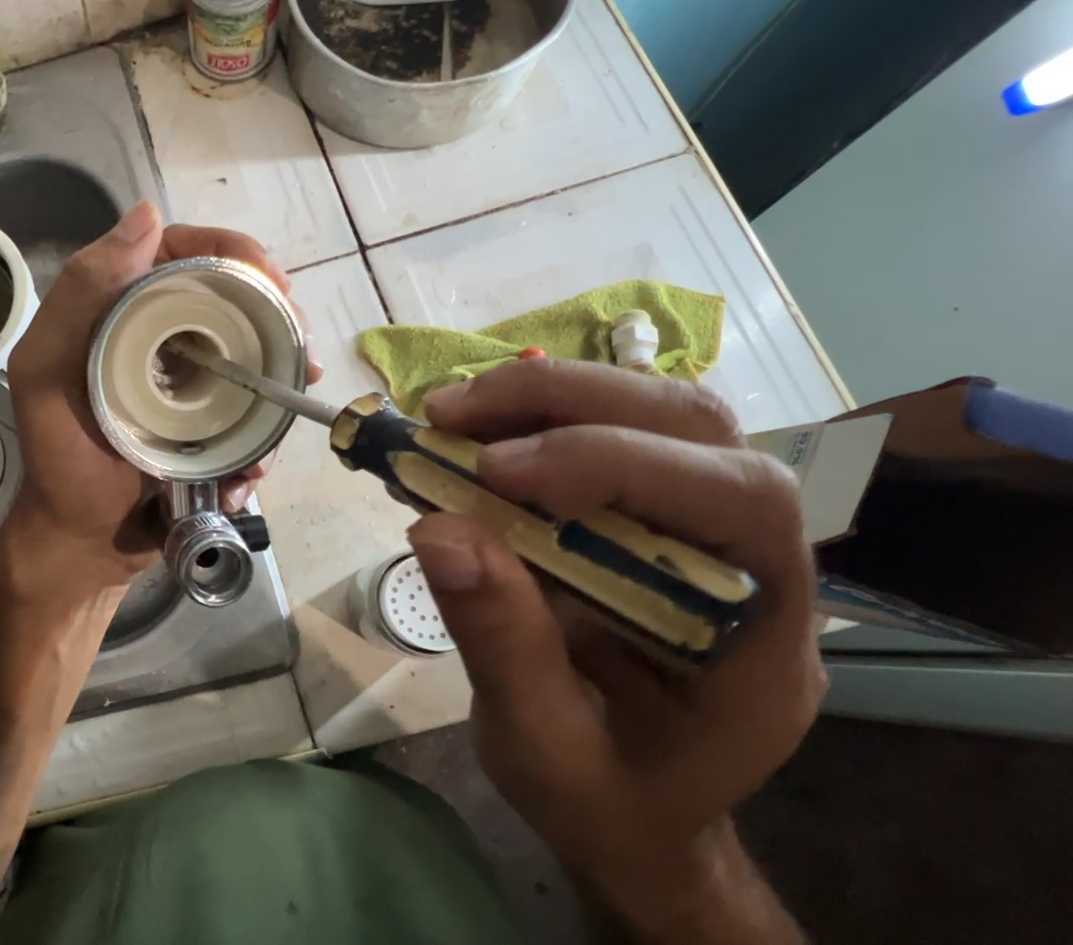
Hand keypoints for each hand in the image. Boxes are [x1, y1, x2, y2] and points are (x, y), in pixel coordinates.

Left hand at [2, 202, 318, 594]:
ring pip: (254, 353)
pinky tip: (256, 458)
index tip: (272, 279)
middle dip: (276, 313)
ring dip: (283, 372)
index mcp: (119, 313)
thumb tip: (147, 215)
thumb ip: (79, 294)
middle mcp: (158, 338)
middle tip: (299, 344)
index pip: (183, 254)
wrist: (83, 539)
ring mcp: (191, 383)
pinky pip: (255, 411)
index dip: (233, 252)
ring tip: (291, 397)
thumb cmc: (59, 457)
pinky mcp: (213, 425)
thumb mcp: (46, 371)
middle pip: (231, 299)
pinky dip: (266, 431)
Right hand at [405, 360, 823, 938]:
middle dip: (567, 401)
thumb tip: (437, 528)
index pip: (739, 501)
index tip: (495, 472)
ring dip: (546, 394)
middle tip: (449, 414)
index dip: (617, 463)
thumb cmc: (603, 795)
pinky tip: (470, 431)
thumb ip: (503, 645)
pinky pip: (612, 431)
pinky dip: (535, 415)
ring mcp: (704, 527)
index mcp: (763, 635)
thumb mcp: (542, 747)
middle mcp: (755, 560)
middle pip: (697, 427)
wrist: (630, 806)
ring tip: (447, 413)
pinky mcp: (652, 512)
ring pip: (658, 411)